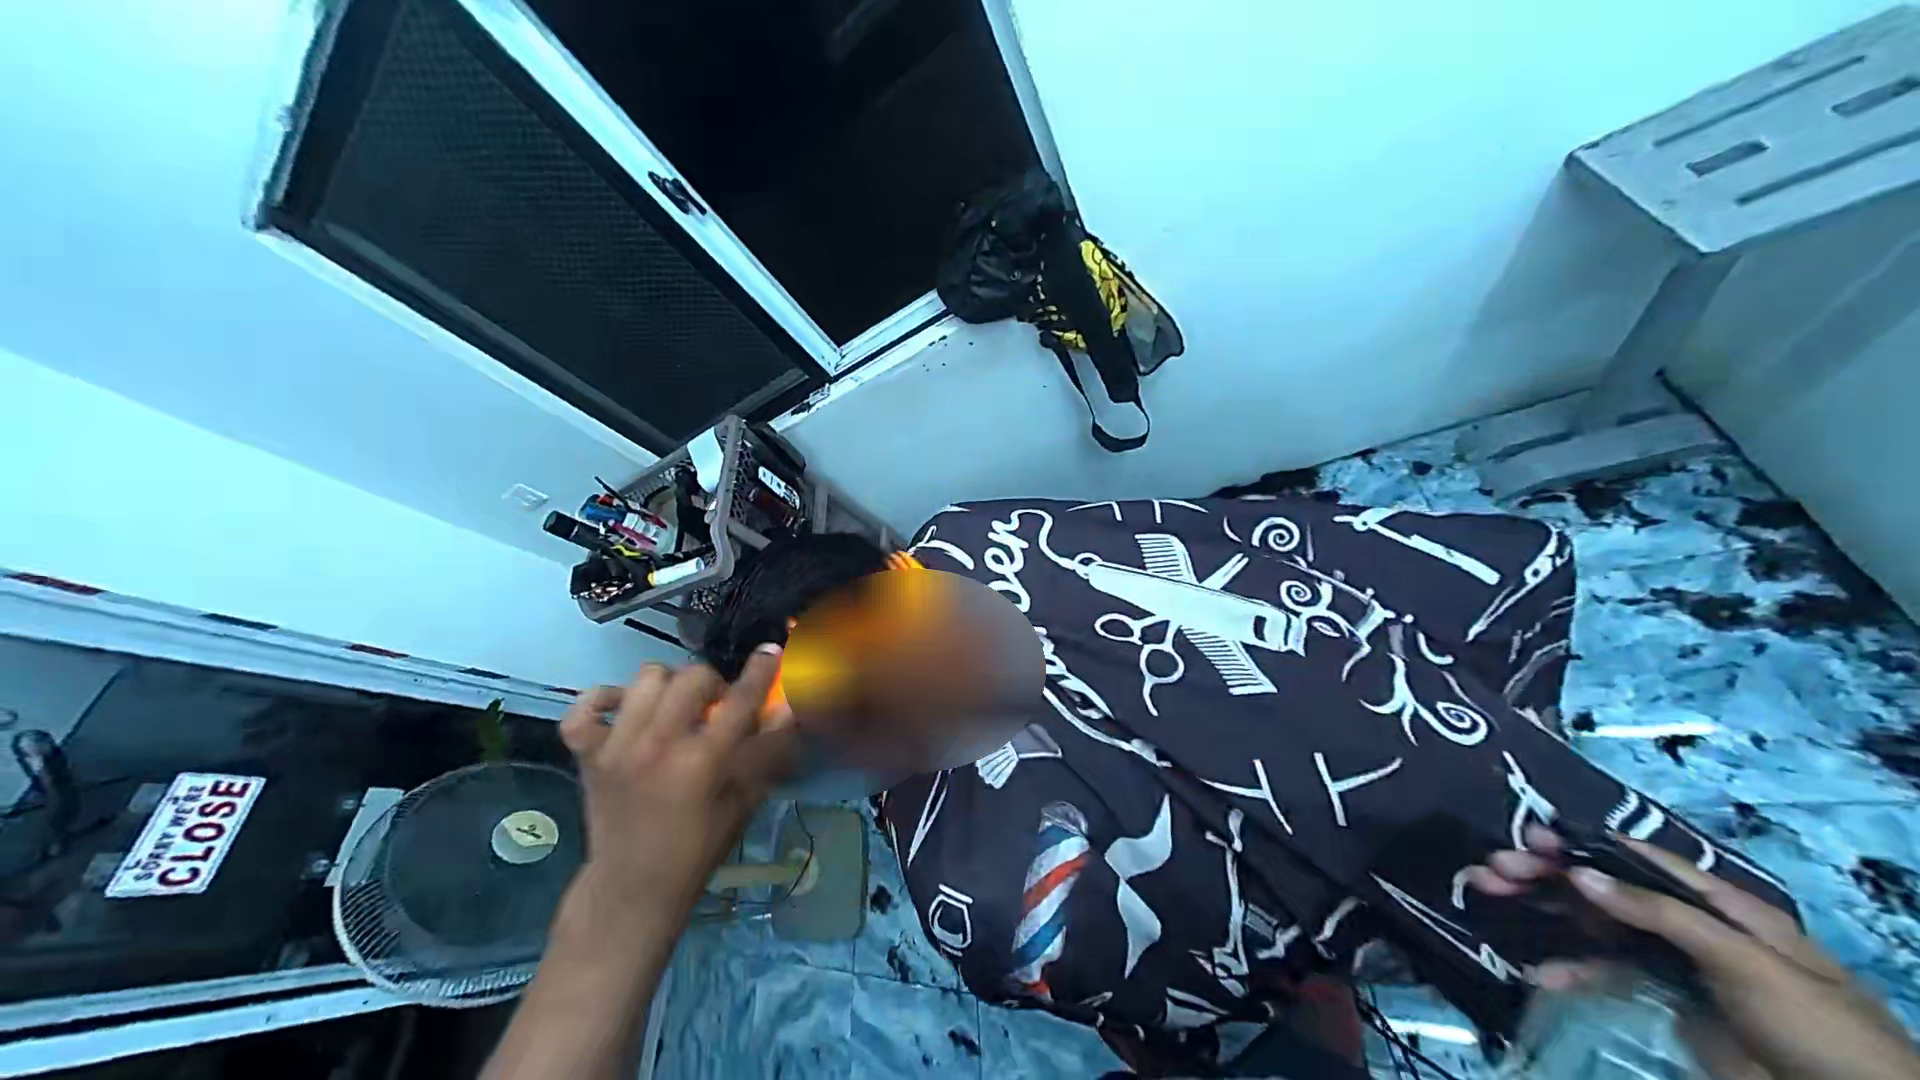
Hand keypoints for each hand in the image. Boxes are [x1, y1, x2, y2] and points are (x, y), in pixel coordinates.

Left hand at [558, 646, 797, 924]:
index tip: (770, 651)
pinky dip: (605, 699)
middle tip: (715, 704)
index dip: (760, 671)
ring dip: (669, 685)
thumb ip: (765, 751)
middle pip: (692, 677)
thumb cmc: (697, 848)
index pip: (739, 701)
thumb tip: (786, 708)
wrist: (632, 887)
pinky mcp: (588, 754)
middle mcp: (658, 745)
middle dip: (713, 683)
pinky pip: (587, 705)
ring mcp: (617, 747)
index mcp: (702, 762)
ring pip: (646, 678)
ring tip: (675, 706)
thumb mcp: (743, 802)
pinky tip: (625, 709)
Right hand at [1468, 826, 1919, 1079]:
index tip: (1527, 837)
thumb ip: (1662, 915)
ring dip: (1542, 911)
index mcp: (1719, 905)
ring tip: (1490, 897)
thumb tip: (1579, 873)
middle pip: (1603, 888)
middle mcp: (1688, 923)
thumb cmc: (1820, 1031)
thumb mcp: (1749, 964)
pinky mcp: (1662, 998)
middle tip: (1492, 870)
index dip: (1582, 845)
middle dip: (1545, 875)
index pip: (1637, 860)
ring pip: (1592, 924)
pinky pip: (1602, 971)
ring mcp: (1673, 962)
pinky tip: (1538, 972)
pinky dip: (1567, 967)